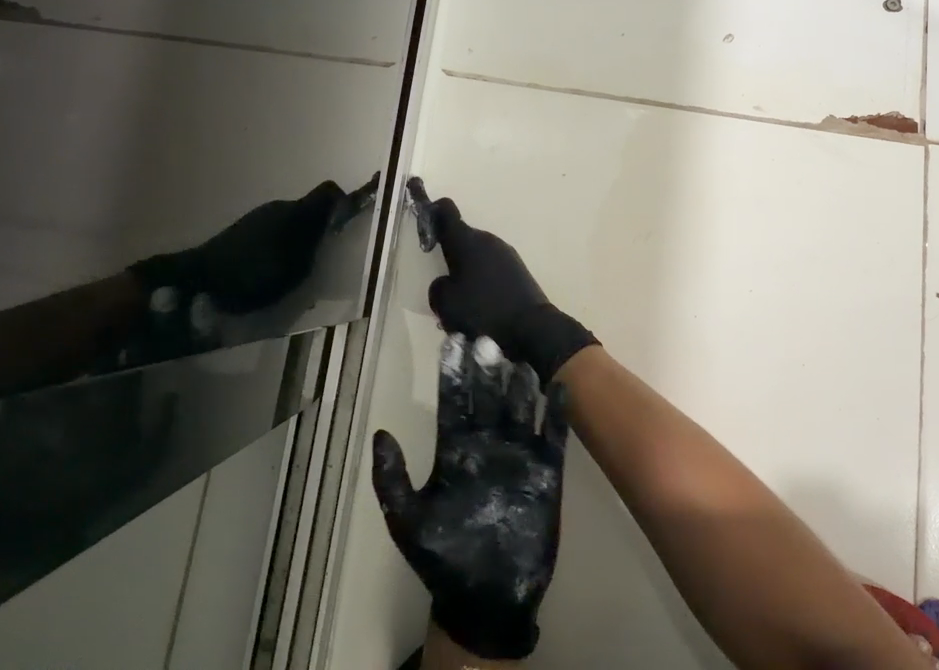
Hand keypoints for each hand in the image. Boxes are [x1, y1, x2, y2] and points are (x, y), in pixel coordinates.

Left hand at [124, 174, 377, 353]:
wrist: (197, 280)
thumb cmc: (252, 276)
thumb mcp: (295, 270)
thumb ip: (317, 248)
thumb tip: (335, 227)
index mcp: (295, 214)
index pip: (329, 192)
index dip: (346, 200)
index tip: (356, 217)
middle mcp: (279, 207)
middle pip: (311, 208)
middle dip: (324, 224)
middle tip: (331, 253)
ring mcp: (259, 216)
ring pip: (293, 220)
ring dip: (302, 236)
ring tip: (303, 266)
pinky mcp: (245, 228)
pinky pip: (276, 229)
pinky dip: (284, 242)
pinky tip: (277, 267)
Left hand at [372, 333, 569, 661]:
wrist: (485, 599)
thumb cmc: (441, 559)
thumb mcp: (406, 520)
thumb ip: (391, 478)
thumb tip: (381, 432)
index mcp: (454, 451)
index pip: (454, 401)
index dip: (454, 372)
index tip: (454, 340)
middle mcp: (486, 445)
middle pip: (487, 397)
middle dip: (486, 369)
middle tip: (487, 338)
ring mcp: (518, 457)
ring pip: (520, 409)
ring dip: (519, 384)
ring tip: (518, 358)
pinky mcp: (546, 475)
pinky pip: (553, 437)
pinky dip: (556, 414)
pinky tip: (558, 390)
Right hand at [416, 187, 595, 382]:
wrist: (532, 327)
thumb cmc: (483, 311)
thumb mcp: (445, 304)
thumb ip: (438, 287)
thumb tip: (446, 283)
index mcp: (466, 241)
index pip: (447, 211)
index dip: (432, 210)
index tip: (424, 218)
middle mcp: (487, 240)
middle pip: (462, 238)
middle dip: (450, 255)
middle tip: (443, 280)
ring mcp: (506, 253)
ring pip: (477, 255)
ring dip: (468, 270)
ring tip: (463, 300)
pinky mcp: (519, 269)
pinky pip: (492, 268)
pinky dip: (483, 280)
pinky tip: (482, 305)